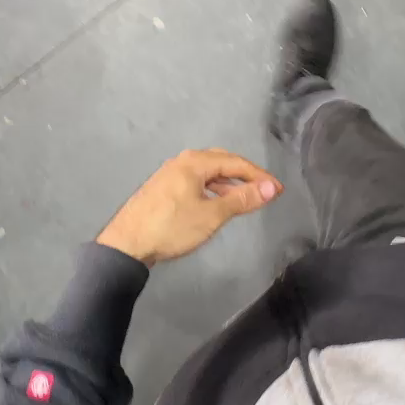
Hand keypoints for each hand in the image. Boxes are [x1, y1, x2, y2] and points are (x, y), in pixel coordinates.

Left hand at [96, 149, 281, 264]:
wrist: (127, 244)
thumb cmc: (172, 226)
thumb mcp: (211, 215)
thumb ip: (241, 199)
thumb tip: (270, 188)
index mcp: (195, 161)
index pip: (235, 162)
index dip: (258, 176)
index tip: (277, 190)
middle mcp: (183, 160)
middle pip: (221, 161)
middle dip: (244, 174)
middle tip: (263, 190)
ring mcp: (171, 173)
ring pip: (207, 172)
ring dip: (228, 182)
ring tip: (244, 198)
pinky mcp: (164, 187)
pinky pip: (196, 181)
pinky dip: (212, 189)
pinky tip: (216, 204)